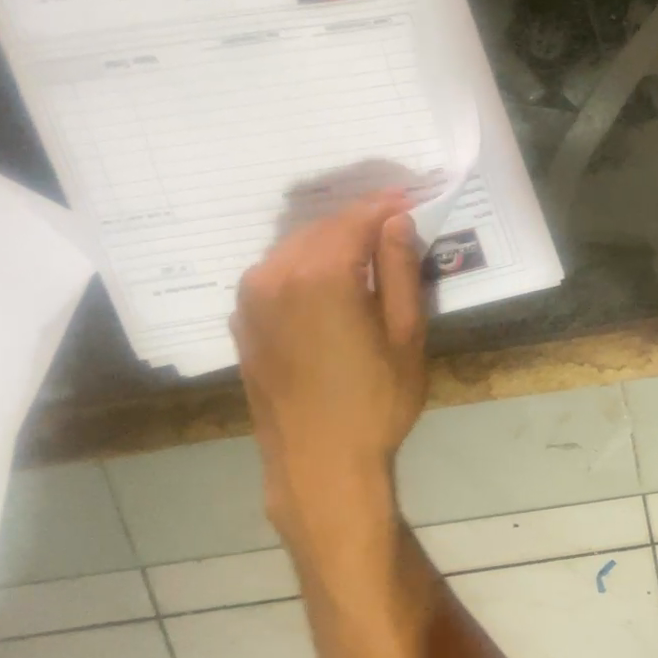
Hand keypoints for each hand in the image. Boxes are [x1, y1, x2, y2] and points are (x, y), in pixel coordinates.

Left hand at [233, 192, 424, 546]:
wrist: (317, 458)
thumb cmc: (377, 402)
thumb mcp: (406, 337)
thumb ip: (400, 274)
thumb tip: (398, 224)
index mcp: (320, 276)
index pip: (355, 221)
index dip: (386, 207)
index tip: (414, 199)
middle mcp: (274, 274)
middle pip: (321, 228)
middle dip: (359, 221)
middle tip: (398, 223)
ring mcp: (250, 297)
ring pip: (295, 247)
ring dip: (332, 242)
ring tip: (370, 251)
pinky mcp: (243, 318)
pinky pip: (276, 272)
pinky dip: (307, 265)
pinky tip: (334, 282)